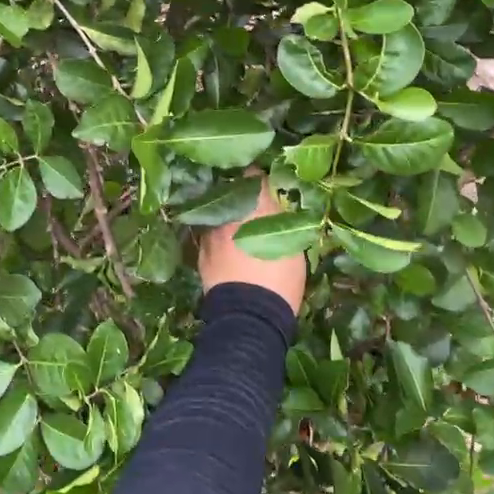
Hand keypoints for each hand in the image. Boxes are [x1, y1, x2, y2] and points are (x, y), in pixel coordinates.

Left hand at [199, 179, 305, 314]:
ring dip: (227, 215)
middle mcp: (228, 213)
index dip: (260, 180)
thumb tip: (278, 210)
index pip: (254, 177)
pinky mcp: (200, 251)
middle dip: (241, 196)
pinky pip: (209, 234)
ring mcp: (210, 231)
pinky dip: (217, 235)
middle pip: (231, 192)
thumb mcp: (293, 248)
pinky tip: (225, 245)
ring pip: (217, 212)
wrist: (248, 316)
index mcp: (254, 206)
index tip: (266, 185)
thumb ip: (282, 222)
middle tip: (252, 205)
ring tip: (237, 225)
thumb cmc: (280, 281)